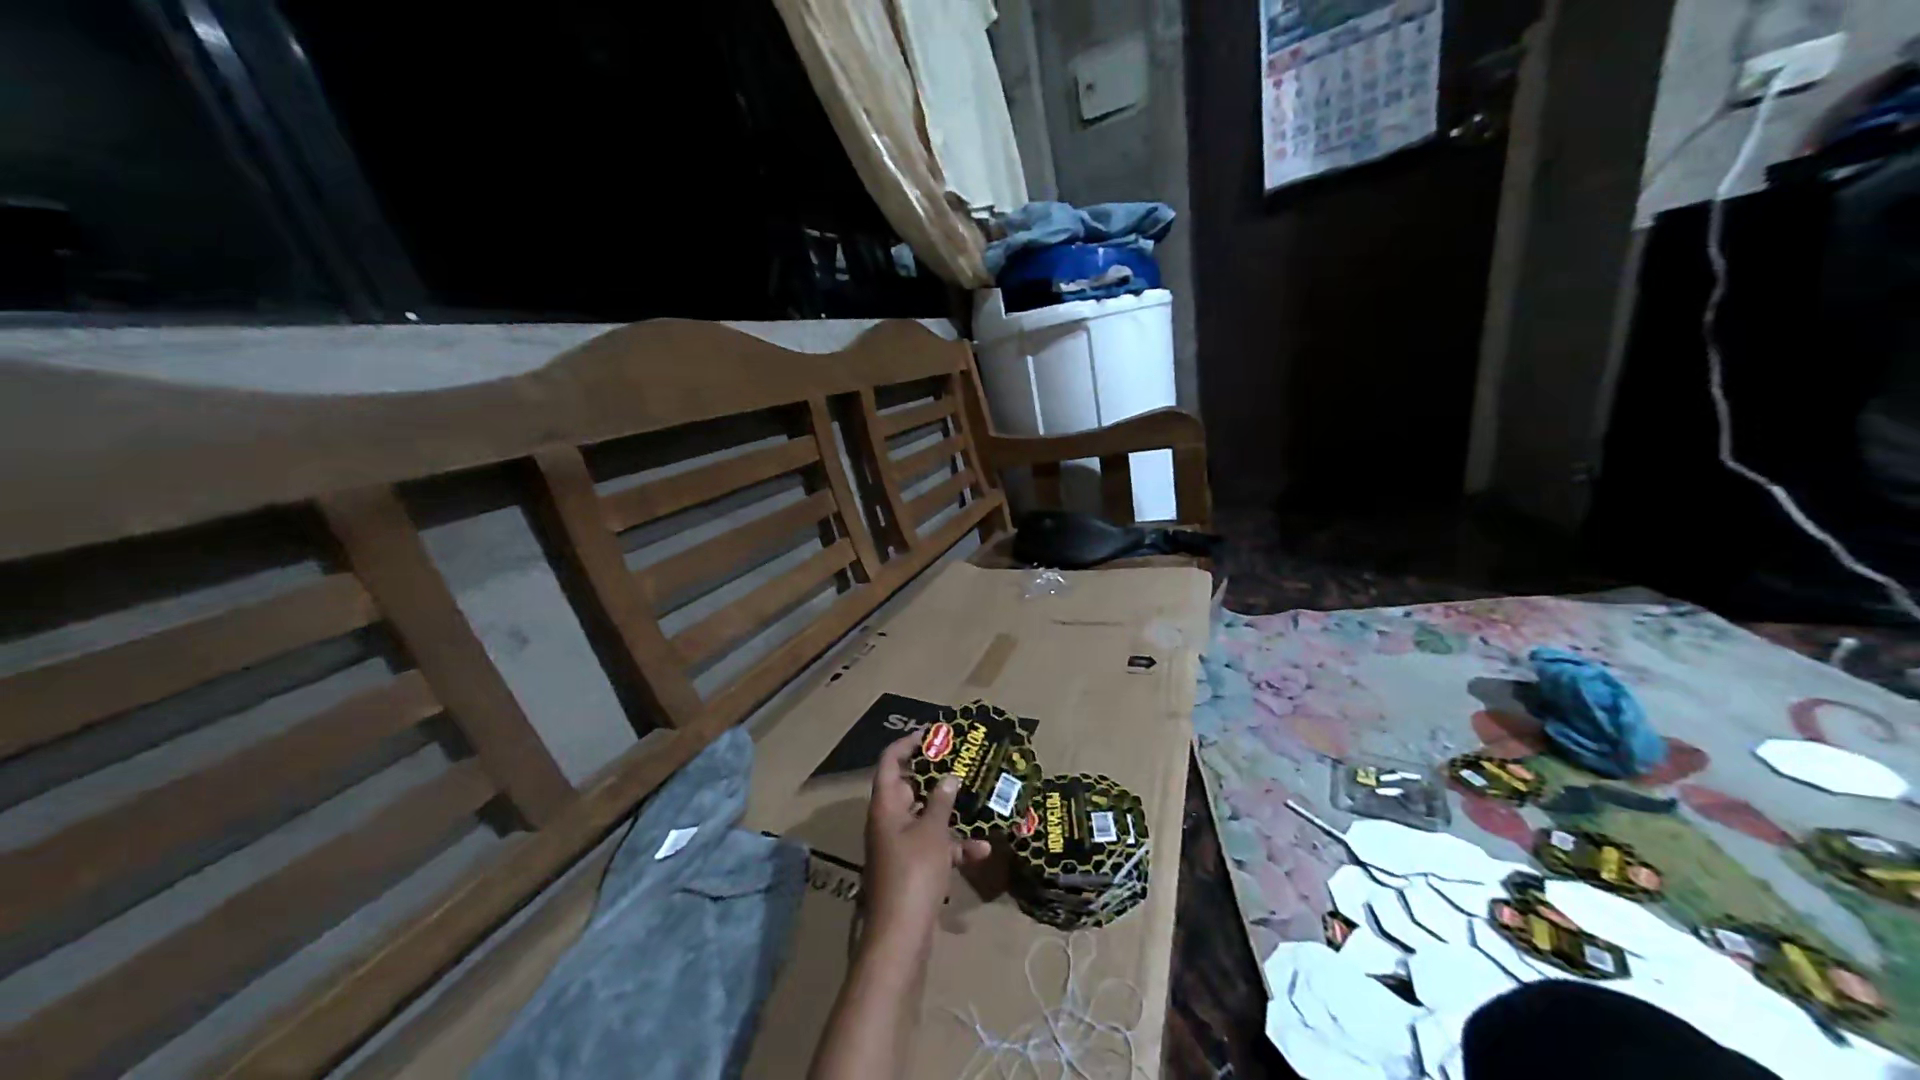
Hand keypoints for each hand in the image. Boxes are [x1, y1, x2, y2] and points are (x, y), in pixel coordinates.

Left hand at [863, 734, 992, 938]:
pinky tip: (981, 851)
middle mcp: (888, 820)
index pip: (890, 761)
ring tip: (981, 803)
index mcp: (886, 804)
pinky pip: (933, 846)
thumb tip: (949, 777)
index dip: (909, 743)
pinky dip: (954, 846)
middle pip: (910, 787)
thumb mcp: (932, 833)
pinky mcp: (911, 867)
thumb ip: (941, 802)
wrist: (900, 935)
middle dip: (937, 777)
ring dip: (952, 814)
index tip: (935, 734)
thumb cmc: (914, 873)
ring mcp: (899, 844)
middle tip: (964, 763)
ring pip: (926, 818)